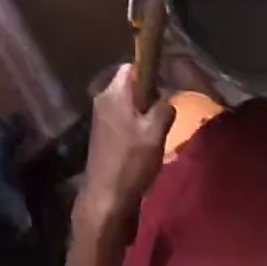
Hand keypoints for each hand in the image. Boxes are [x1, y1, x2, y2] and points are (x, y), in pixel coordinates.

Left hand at [76, 65, 175, 235]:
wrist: (105, 198)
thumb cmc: (131, 161)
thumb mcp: (155, 133)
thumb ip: (163, 109)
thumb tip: (166, 101)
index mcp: (113, 93)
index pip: (131, 67)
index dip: (149, 70)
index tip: (165, 82)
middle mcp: (103, 99)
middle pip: (129, 85)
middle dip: (148, 94)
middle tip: (165, 109)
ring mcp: (100, 117)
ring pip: (126, 103)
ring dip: (142, 112)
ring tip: (158, 128)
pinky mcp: (102, 134)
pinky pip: (121, 118)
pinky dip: (134, 124)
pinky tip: (145, 142)